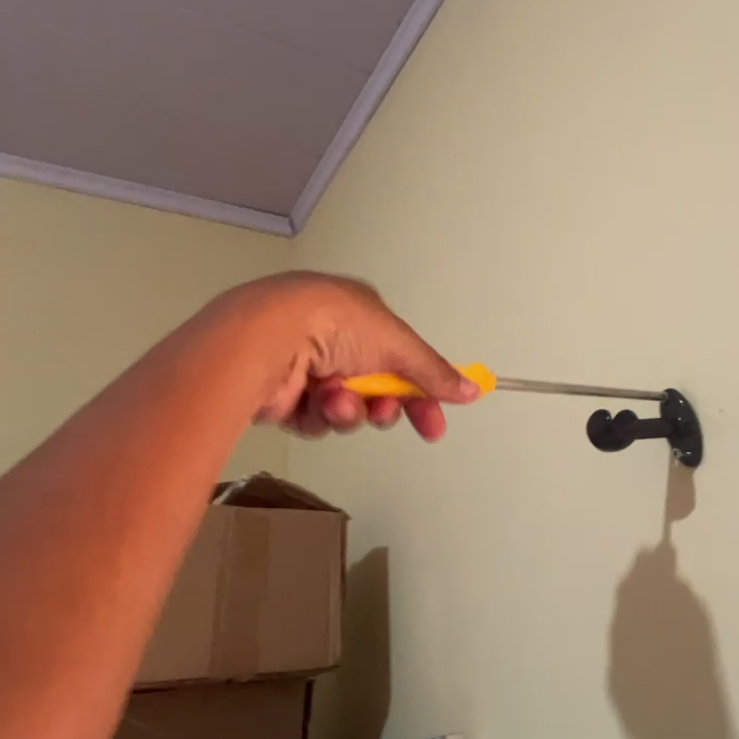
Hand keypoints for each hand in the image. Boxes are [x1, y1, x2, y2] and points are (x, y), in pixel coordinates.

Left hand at [229, 272, 478, 440]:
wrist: (265, 337)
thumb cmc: (336, 326)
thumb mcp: (396, 344)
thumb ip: (433, 372)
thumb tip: (474, 390)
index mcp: (362, 314)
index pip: (403, 357)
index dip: (422, 392)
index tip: (435, 424)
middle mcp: (335, 338)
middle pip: (377, 388)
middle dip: (381, 405)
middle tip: (381, 414)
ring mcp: (307, 366)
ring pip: (348, 408)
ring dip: (349, 410)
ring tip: (334, 400)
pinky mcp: (282, 394)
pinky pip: (317, 418)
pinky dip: (319, 414)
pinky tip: (311, 402)